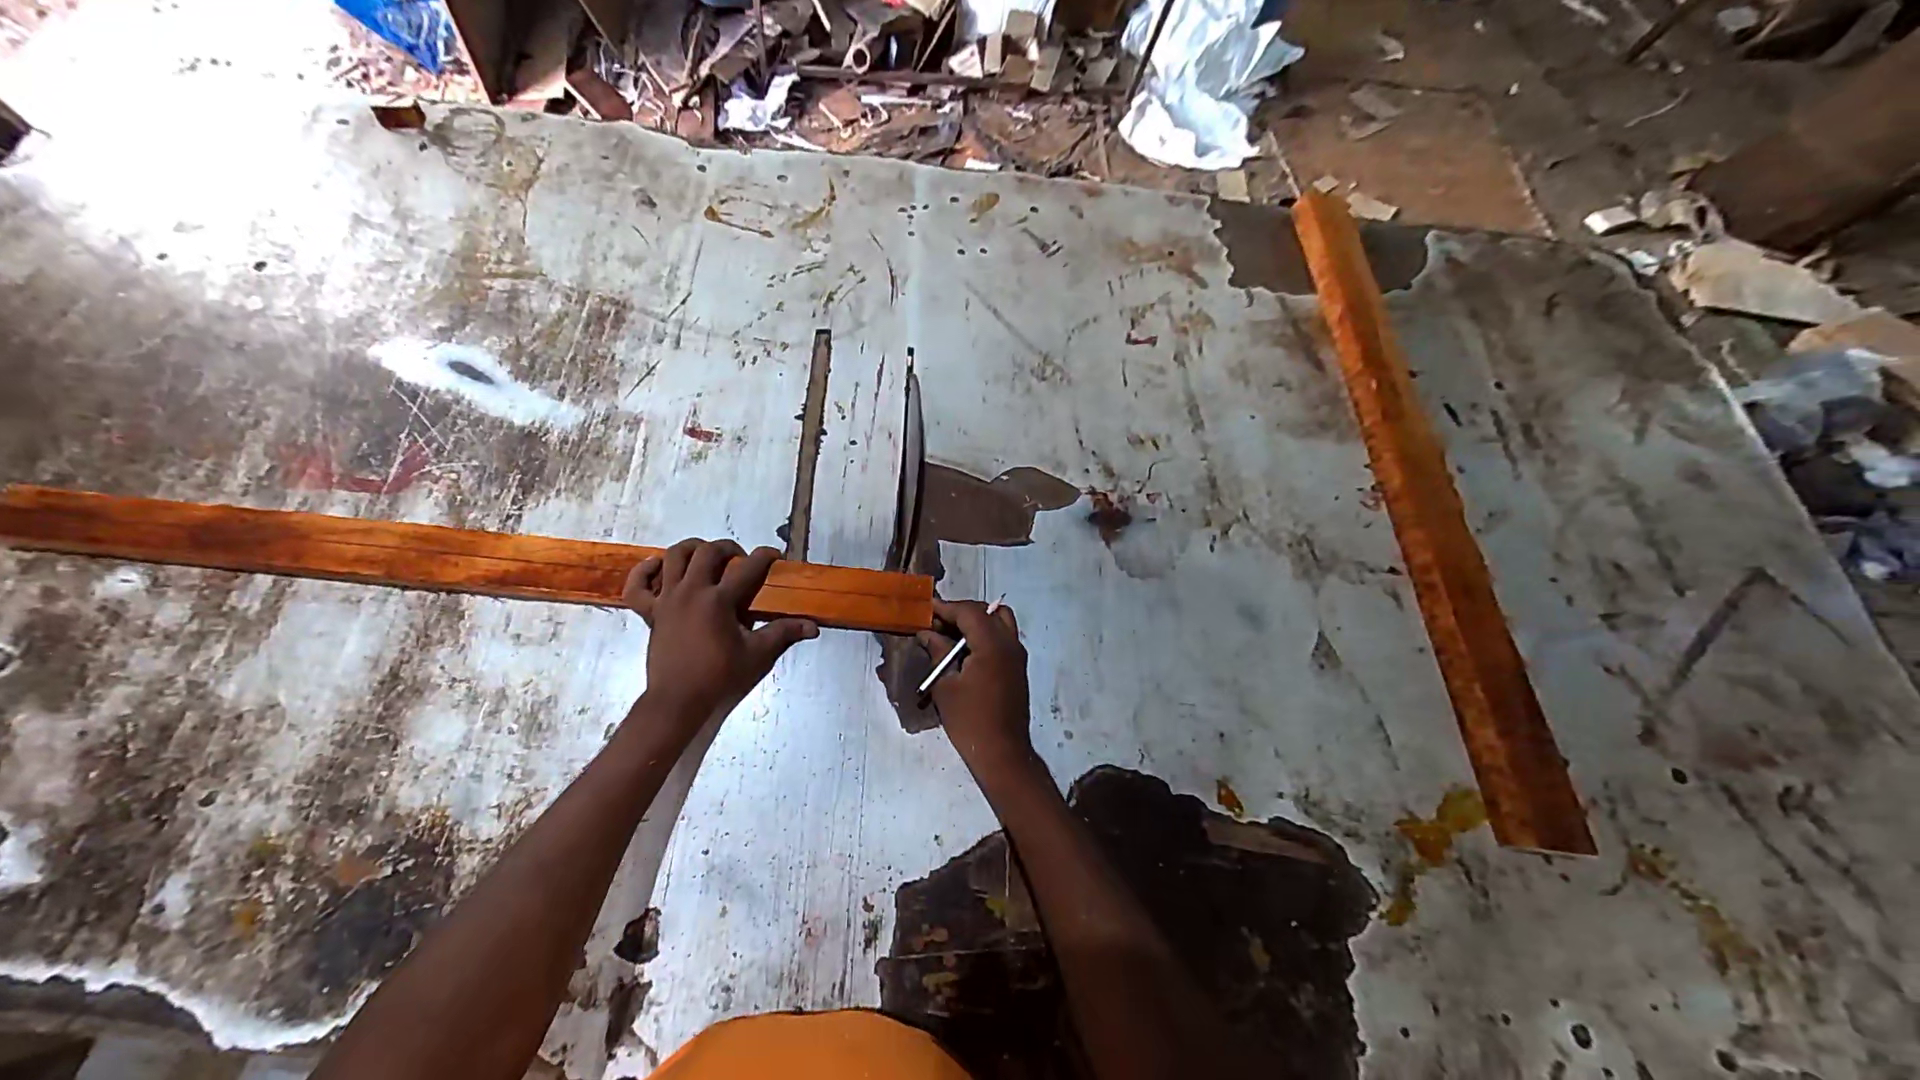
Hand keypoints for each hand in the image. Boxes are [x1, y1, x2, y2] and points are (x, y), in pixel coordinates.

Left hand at [624, 539, 818, 735]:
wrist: (679, 700)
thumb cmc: (719, 678)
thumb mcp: (757, 655)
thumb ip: (783, 634)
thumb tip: (812, 627)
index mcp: (719, 600)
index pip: (748, 568)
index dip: (765, 557)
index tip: (775, 556)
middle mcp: (691, 592)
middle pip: (707, 552)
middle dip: (727, 548)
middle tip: (740, 558)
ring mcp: (667, 600)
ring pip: (673, 558)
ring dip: (691, 549)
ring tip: (705, 554)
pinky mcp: (651, 613)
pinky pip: (637, 586)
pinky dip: (644, 572)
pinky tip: (657, 566)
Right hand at [916, 599, 1032, 771]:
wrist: (1002, 752)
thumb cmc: (969, 721)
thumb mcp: (945, 686)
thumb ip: (938, 652)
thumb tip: (928, 634)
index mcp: (992, 645)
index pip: (969, 612)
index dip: (946, 608)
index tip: (926, 609)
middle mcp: (1010, 644)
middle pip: (988, 612)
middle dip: (962, 612)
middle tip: (937, 623)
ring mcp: (1017, 656)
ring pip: (1000, 622)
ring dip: (977, 622)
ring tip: (951, 635)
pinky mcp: (1018, 668)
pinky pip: (1003, 638)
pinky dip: (985, 635)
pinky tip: (964, 652)